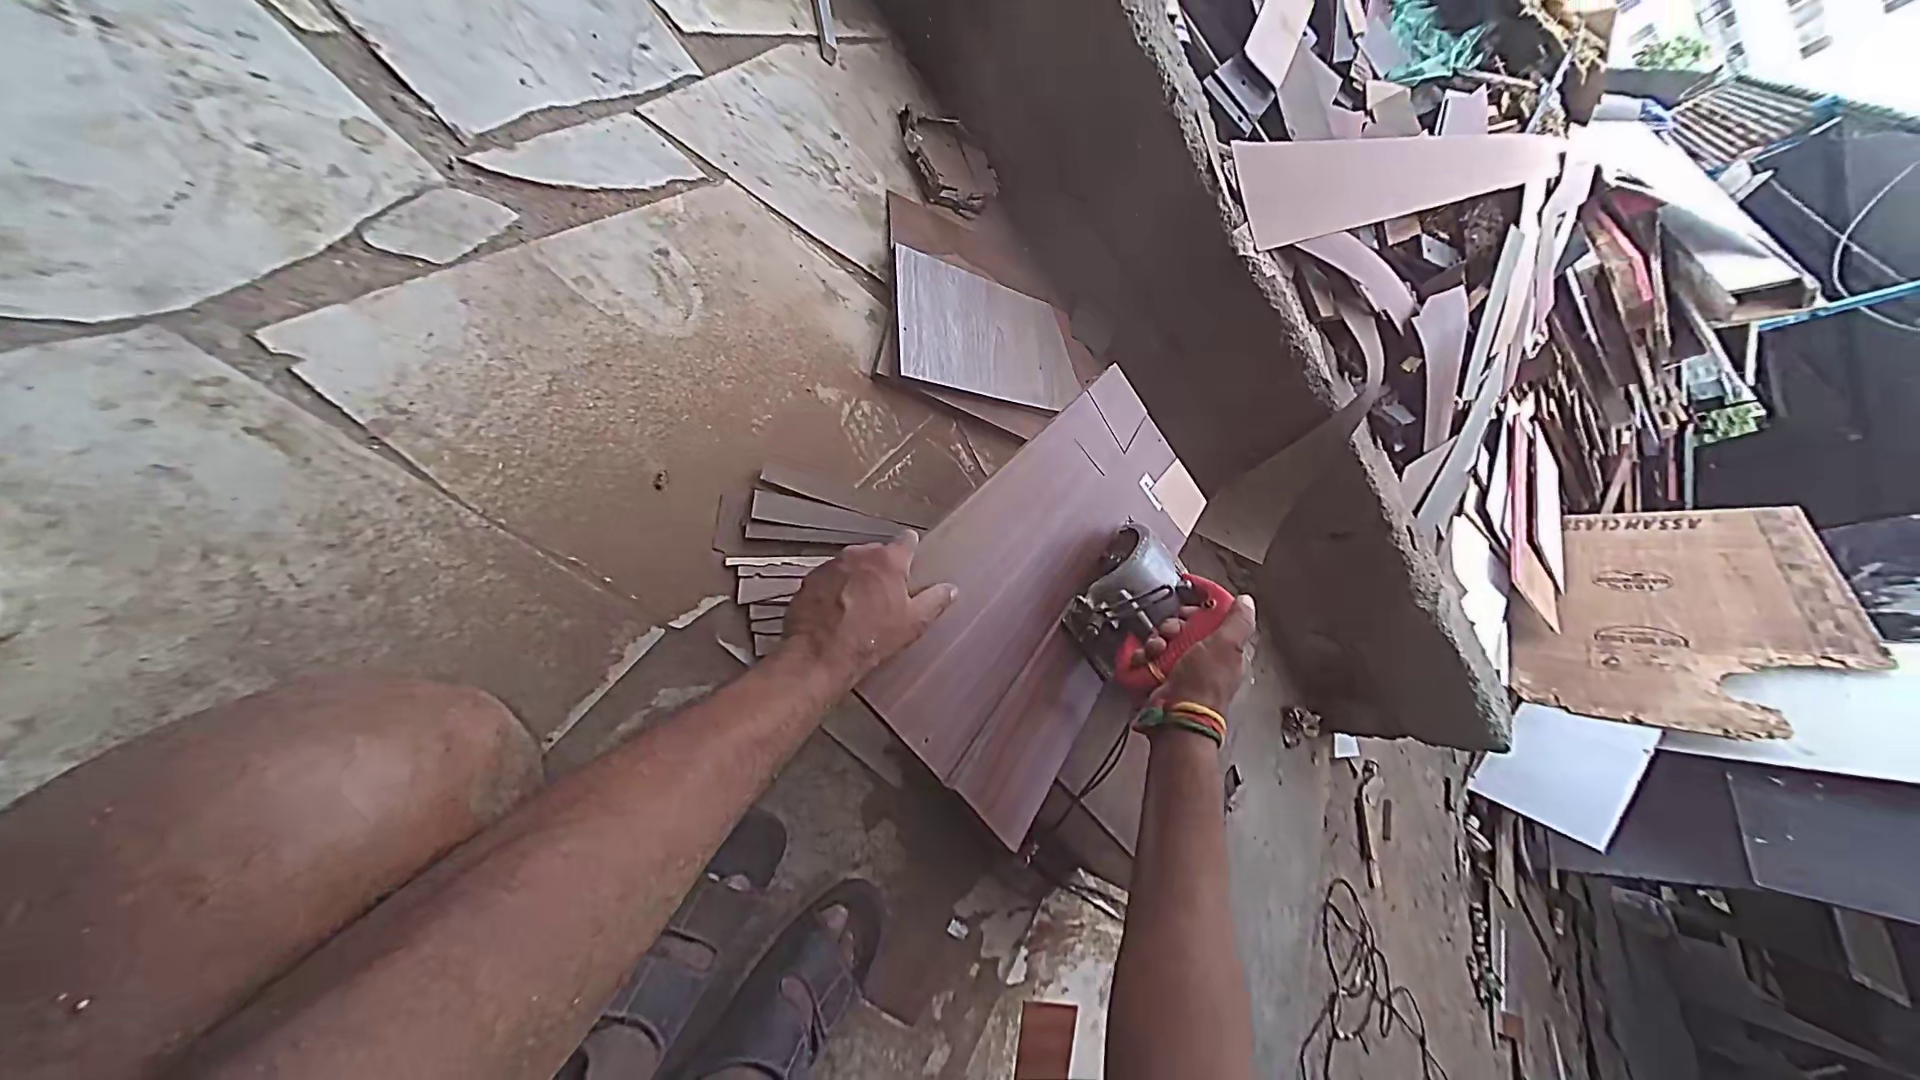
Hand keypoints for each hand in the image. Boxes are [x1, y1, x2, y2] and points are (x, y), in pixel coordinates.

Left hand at [780, 532, 957, 682]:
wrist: (820, 655)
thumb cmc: (872, 637)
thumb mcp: (913, 623)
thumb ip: (935, 601)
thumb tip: (951, 589)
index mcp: (888, 560)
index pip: (906, 541)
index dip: (911, 548)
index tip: (913, 557)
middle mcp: (859, 554)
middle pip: (877, 553)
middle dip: (882, 568)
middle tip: (886, 593)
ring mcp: (831, 565)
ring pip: (851, 565)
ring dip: (857, 577)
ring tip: (860, 604)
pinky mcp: (810, 580)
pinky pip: (829, 578)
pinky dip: (835, 588)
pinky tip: (837, 610)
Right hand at [1147, 594, 1256, 714]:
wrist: (1175, 715)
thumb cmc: (1204, 682)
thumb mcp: (1226, 646)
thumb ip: (1238, 622)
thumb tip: (1246, 600)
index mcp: (1224, 649)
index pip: (1211, 618)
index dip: (1199, 610)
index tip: (1189, 609)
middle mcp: (1202, 657)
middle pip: (1183, 626)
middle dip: (1173, 625)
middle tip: (1172, 632)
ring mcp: (1180, 666)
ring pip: (1163, 638)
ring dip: (1157, 640)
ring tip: (1157, 649)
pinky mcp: (1159, 674)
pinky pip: (1148, 654)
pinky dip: (1145, 655)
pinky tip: (1147, 659)